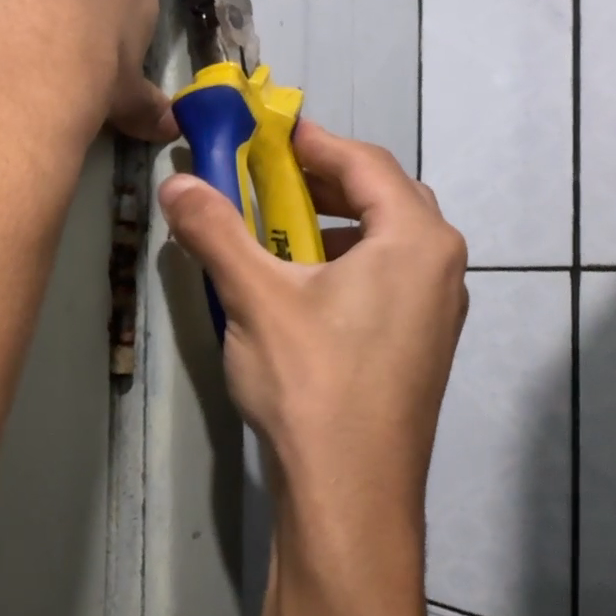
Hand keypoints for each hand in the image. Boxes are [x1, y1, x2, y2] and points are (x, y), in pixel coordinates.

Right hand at [159, 123, 469, 530]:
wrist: (349, 487)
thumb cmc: (311, 380)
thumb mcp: (254, 296)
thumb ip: (215, 231)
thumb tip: (176, 182)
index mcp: (416, 240)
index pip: (366, 163)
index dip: (312, 139)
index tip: (265, 128)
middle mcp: (440, 267)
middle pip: (382, 197)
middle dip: (320, 180)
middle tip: (263, 176)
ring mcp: (434, 312)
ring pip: (383, 241)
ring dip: (328, 223)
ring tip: (273, 231)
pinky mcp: (416, 346)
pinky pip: (381, 279)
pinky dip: (339, 261)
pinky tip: (295, 289)